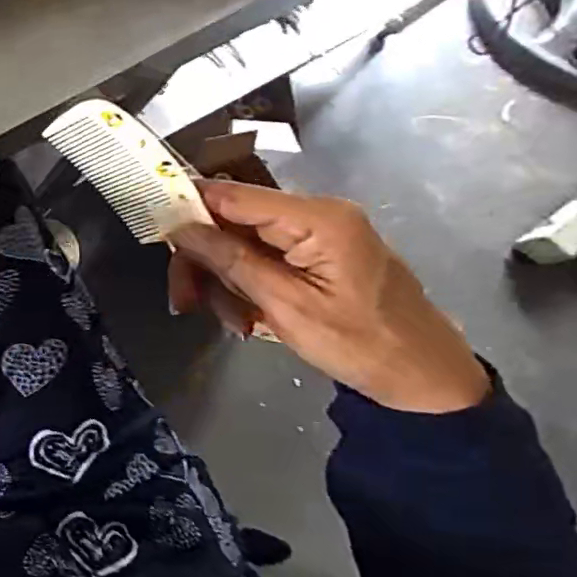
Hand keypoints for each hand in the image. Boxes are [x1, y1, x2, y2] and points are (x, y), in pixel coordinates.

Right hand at [168, 181, 489, 413]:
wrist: (427, 382)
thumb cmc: (362, 344)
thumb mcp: (284, 304)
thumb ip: (228, 258)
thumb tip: (177, 225)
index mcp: (317, 219)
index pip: (229, 194)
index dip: (183, 204)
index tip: (149, 228)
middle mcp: (315, 215)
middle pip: (226, 220)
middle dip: (199, 259)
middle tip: (183, 299)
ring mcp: (314, 233)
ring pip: (233, 241)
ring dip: (216, 278)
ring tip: (223, 317)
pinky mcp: (312, 251)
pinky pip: (255, 255)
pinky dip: (238, 282)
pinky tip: (241, 314)